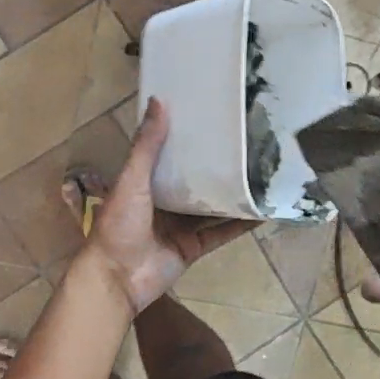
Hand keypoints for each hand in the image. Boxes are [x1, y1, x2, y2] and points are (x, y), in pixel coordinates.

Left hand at [79, 99, 257, 314]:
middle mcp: (162, 202)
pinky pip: (220, 233)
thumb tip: (159, 100)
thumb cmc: (118, 225)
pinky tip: (262, 211)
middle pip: (192, 181)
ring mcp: (179, 226)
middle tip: (244, 143)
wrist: (117, 278)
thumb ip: (147, 145)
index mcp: (142, 183)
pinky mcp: (193, 247)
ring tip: (259, 173)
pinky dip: (240, 225)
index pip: (166, 155)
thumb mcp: (131, 179)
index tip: (208, 117)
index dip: (184, 138)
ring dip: (231, 194)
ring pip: (210, 206)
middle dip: (213, 166)